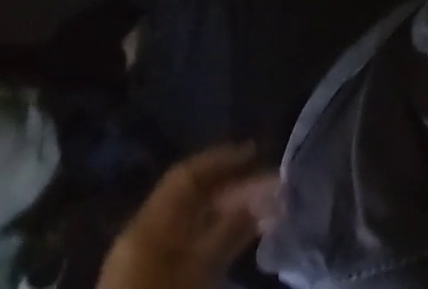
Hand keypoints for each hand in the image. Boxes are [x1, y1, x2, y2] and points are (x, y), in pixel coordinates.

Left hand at [99, 144, 282, 288]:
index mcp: (149, 225)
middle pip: (196, 197)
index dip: (223, 159)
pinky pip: (199, 244)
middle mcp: (149, 233)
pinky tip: (255, 232)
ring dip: (238, 210)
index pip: (187, 176)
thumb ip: (230, 229)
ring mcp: (156, 258)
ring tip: (274, 206)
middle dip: (238, 186)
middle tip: (278, 184)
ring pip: (201, 221)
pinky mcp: (165, 278)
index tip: (259, 151)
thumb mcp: (200, 268)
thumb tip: (264, 194)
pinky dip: (226, 234)